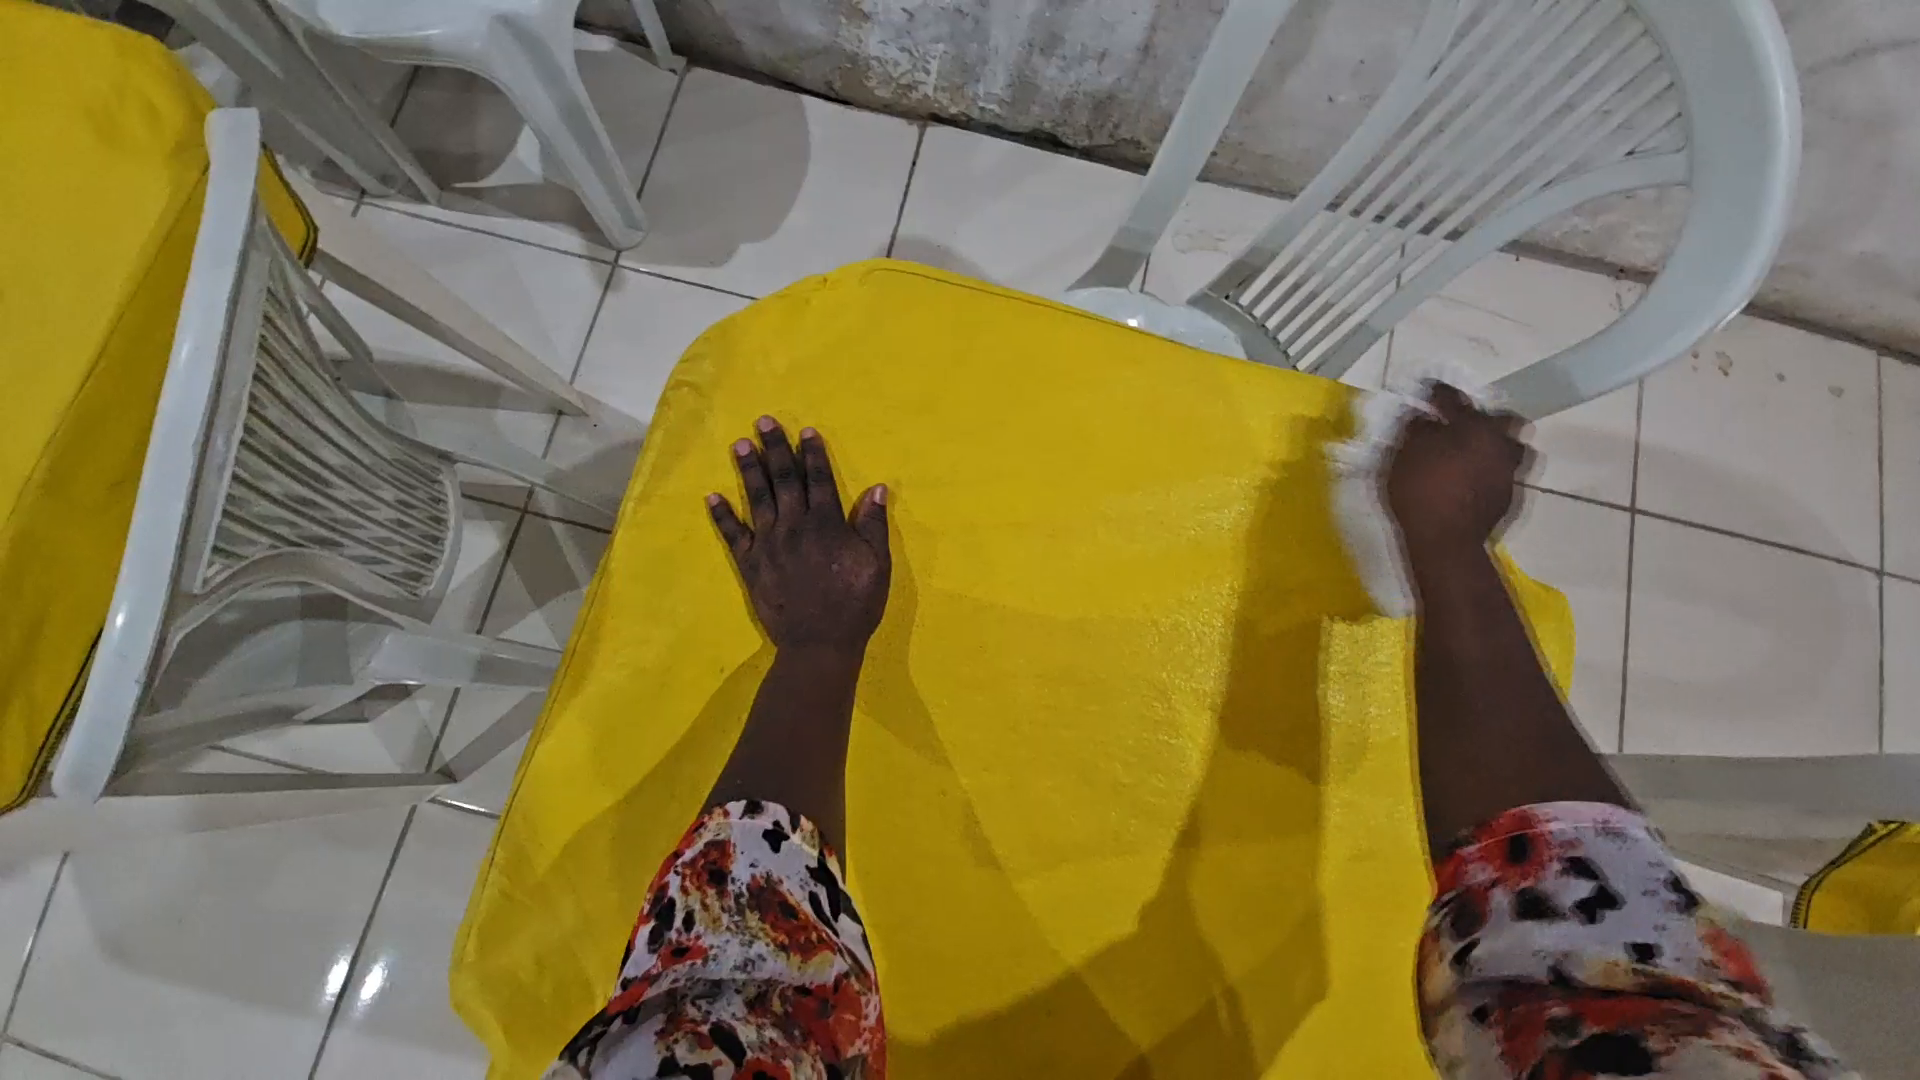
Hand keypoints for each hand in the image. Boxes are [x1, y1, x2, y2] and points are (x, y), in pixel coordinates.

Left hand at [707, 417, 890, 654]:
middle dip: (776, 448)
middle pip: (784, 479)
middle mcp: (794, 526)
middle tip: (764, 421)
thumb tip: (877, 488)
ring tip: (740, 444)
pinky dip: (722, 514)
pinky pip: (733, 534)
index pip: (820, 479)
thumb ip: (873, 525)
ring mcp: (768, 544)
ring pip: (757, 498)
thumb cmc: (855, 604)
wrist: (819, 643)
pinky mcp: (750, 564)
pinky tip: (712, 495)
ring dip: (749, 469)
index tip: (806, 431)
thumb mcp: (878, 565)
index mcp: (827, 524)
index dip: (814, 453)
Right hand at [1384, 383, 1528, 559]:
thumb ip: (1414, 431)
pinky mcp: (1509, 495)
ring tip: (1473, 454)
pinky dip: (1491, 470)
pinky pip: (1505, 472)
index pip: (1453, 399)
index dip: (1437, 392)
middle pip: (1502, 419)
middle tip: (1461, 426)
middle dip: (1483, 418)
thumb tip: (1422, 416)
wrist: (1446, 540)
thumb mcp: (1403, 457)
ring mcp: (1509, 470)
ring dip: (1495, 445)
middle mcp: (1498, 443)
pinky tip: (1472, 480)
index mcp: (1471, 427)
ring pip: (1512, 447)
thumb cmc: (1419, 493)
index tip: (1428, 388)